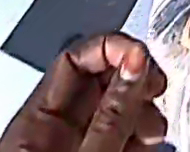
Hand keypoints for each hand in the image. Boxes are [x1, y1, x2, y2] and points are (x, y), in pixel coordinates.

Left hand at [0, 34, 167, 151]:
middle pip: (98, 83)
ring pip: (112, 111)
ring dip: (141, 111)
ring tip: (156, 130)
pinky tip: (150, 145)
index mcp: (32, 125)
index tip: (143, 56)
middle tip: (157, 89)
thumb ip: (111, 114)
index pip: (74, 57)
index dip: (112, 47)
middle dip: (134, 80)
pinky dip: (137, 137)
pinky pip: (116, 139)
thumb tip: (136, 60)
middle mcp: (49, 136)